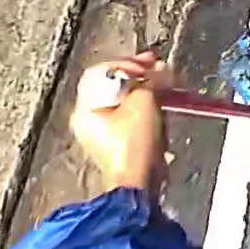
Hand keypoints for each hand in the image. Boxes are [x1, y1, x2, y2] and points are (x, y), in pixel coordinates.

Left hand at [70, 52, 169, 193]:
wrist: (140, 186)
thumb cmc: (135, 142)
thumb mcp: (144, 100)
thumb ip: (151, 79)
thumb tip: (161, 69)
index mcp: (85, 108)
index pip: (102, 71)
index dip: (126, 63)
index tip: (148, 63)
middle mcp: (88, 119)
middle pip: (111, 84)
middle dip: (138, 73)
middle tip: (158, 66)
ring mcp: (102, 134)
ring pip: (122, 100)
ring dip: (144, 88)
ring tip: (164, 81)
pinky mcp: (117, 144)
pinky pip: (128, 115)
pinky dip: (143, 105)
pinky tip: (160, 100)